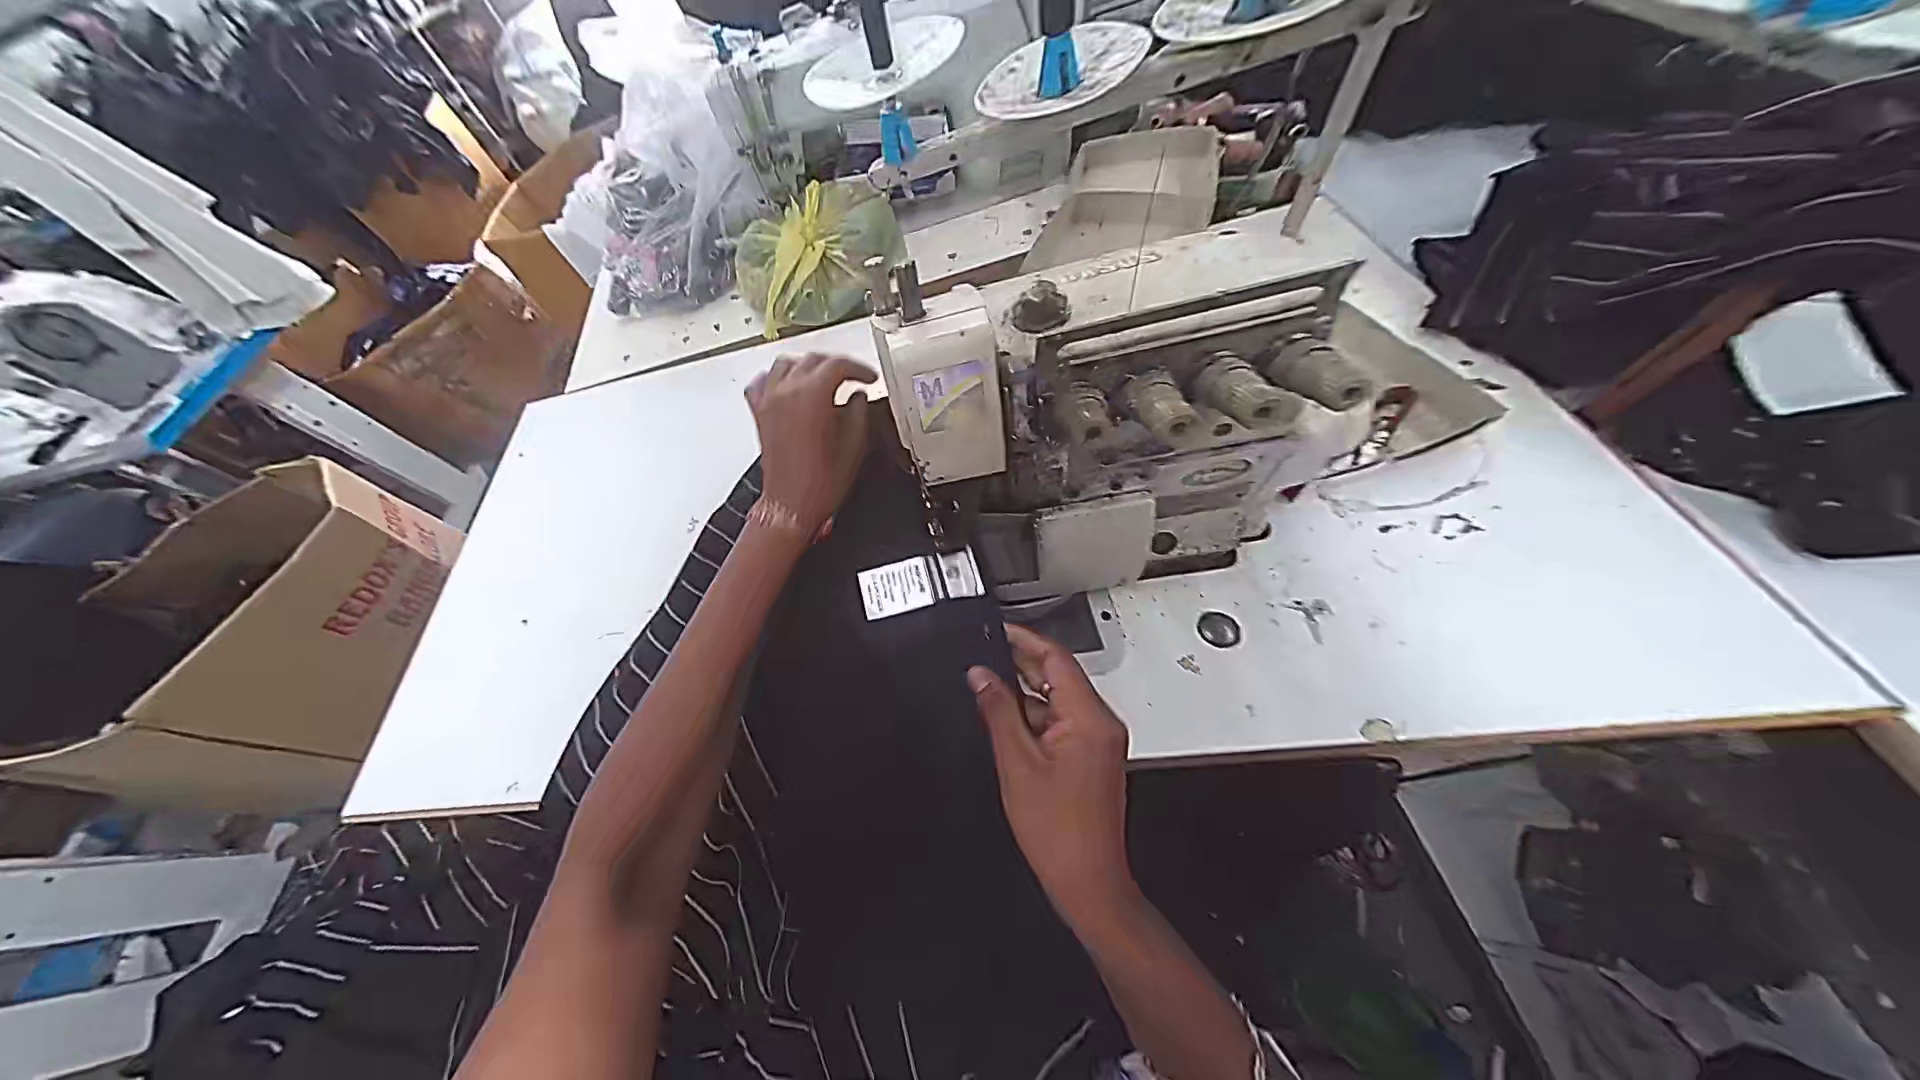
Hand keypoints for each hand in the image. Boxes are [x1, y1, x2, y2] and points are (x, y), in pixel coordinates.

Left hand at [745, 353, 875, 535]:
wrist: (791, 506)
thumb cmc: (819, 484)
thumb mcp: (854, 447)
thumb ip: (858, 413)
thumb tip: (858, 398)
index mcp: (812, 397)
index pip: (838, 365)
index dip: (859, 369)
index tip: (869, 377)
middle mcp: (787, 393)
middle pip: (813, 360)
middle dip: (837, 365)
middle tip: (854, 377)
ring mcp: (769, 401)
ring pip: (787, 363)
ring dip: (808, 366)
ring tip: (824, 377)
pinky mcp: (760, 414)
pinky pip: (762, 383)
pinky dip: (776, 378)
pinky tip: (787, 385)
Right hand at [968, 624, 1132, 919]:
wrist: (1086, 878)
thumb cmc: (1061, 833)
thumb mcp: (1016, 762)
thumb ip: (997, 711)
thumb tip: (982, 677)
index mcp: (1089, 719)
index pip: (1057, 659)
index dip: (1026, 639)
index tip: (1002, 630)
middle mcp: (1101, 723)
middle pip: (1059, 677)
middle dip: (1021, 669)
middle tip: (986, 665)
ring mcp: (1099, 739)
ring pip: (1058, 700)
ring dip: (1026, 697)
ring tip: (991, 701)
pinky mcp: (1092, 754)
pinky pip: (1062, 720)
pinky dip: (1035, 719)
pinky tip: (1010, 728)